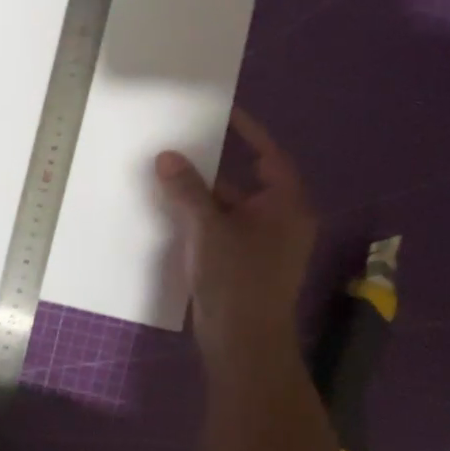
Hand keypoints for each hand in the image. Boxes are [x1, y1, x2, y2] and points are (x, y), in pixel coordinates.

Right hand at [155, 110, 316, 358]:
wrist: (243, 339)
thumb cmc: (237, 278)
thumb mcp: (208, 228)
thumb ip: (187, 190)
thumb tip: (167, 156)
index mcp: (285, 206)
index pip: (270, 156)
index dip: (249, 132)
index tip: (223, 111)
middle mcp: (279, 220)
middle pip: (247, 180)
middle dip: (214, 164)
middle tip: (180, 141)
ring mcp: (261, 242)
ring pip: (229, 205)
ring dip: (200, 191)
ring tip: (164, 173)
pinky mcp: (241, 260)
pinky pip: (220, 225)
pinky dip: (198, 214)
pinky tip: (168, 209)